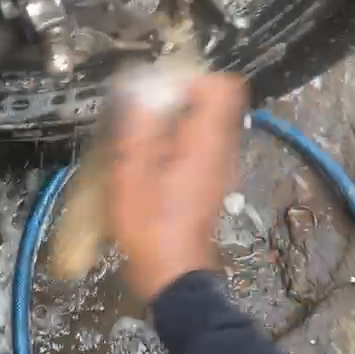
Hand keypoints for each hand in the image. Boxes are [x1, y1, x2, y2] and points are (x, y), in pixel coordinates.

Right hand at [107, 71, 246, 302]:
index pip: (222, 88)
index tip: (161, 89)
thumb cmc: (149, 226)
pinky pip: (201, 143)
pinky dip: (179, 139)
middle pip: (215, 102)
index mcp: (205, 142)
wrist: (172, 275)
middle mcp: (221, 150)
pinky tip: (152, 159)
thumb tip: (139, 88)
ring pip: (208, 122)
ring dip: (177, 119)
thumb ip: (138, 126)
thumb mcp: (131, 172)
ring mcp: (220, 167)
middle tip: (148, 110)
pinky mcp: (211, 181)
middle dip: (180, 97)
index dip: (193, 78)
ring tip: (145, 134)